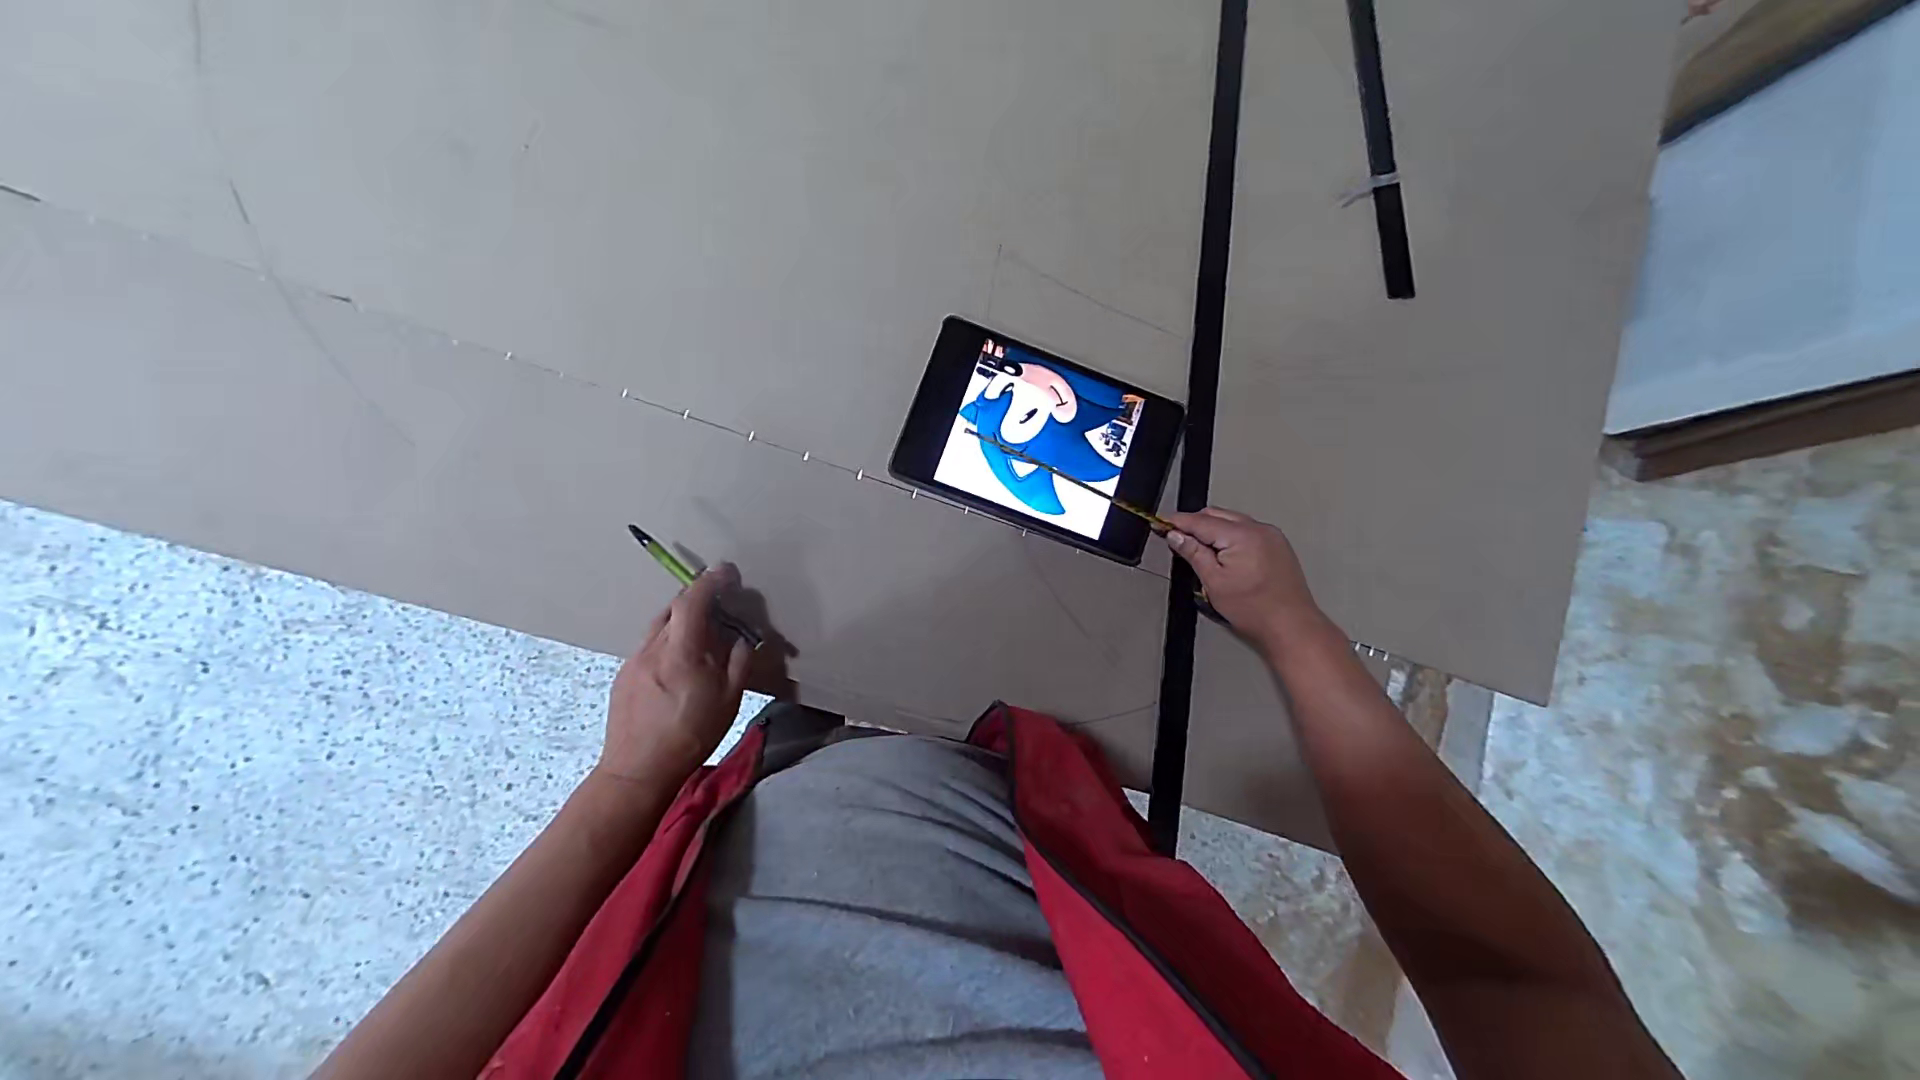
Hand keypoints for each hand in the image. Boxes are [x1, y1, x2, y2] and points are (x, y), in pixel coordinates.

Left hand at [598, 564, 753, 788]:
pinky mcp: (624, 676)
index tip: (727, 572)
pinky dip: (668, 642)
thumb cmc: (691, 735)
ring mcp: (634, 661)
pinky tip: (679, 666)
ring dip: (682, 621)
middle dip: (697, 599)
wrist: (638, 770)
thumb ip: (738, 661)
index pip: (693, 600)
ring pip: (660, 627)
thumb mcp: (729, 699)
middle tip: (719, 604)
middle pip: (673, 608)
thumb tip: (740, 639)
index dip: (711, 581)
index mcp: (682, 651)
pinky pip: (649, 646)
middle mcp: (653, 648)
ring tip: (701, 637)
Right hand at [1163, 507, 1324, 650]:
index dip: (1176, 522)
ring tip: (1196, 548)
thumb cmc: (1257, 610)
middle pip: (1216, 515)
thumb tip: (1176, 536)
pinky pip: (1246, 530)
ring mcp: (1271, 536)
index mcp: (1242, 536)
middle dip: (1193, 524)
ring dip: (1212, 529)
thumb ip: (1193, 553)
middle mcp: (1259, 529)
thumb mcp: (1213, 582)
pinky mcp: (1277, 545)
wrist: (1291, 626)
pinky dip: (1229, 535)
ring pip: (1231, 521)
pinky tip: (1220, 552)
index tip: (1160, 523)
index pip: (1200, 521)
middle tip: (1174, 537)